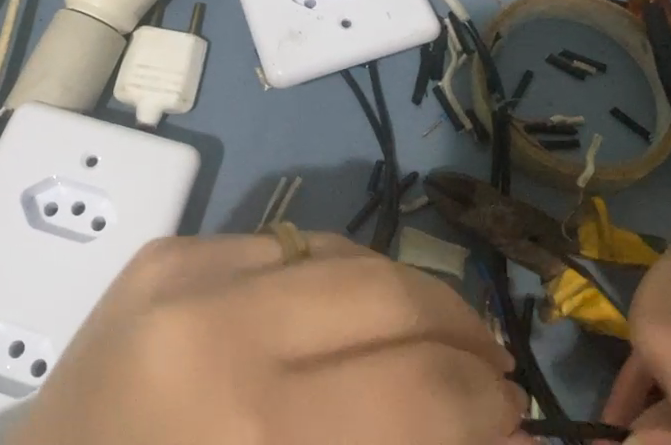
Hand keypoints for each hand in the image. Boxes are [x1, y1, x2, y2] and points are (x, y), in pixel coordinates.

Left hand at [11, 231, 525, 444]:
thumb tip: (500, 433)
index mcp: (256, 428)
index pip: (420, 386)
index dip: (485, 402)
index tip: (511, 416)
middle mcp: (217, 328)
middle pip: (387, 291)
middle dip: (459, 330)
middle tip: (486, 366)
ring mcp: (179, 275)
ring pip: (339, 249)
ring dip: (400, 292)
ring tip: (424, 332)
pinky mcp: (159, 254)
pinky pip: (276, 245)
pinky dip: (324, 279)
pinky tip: (333, 316)